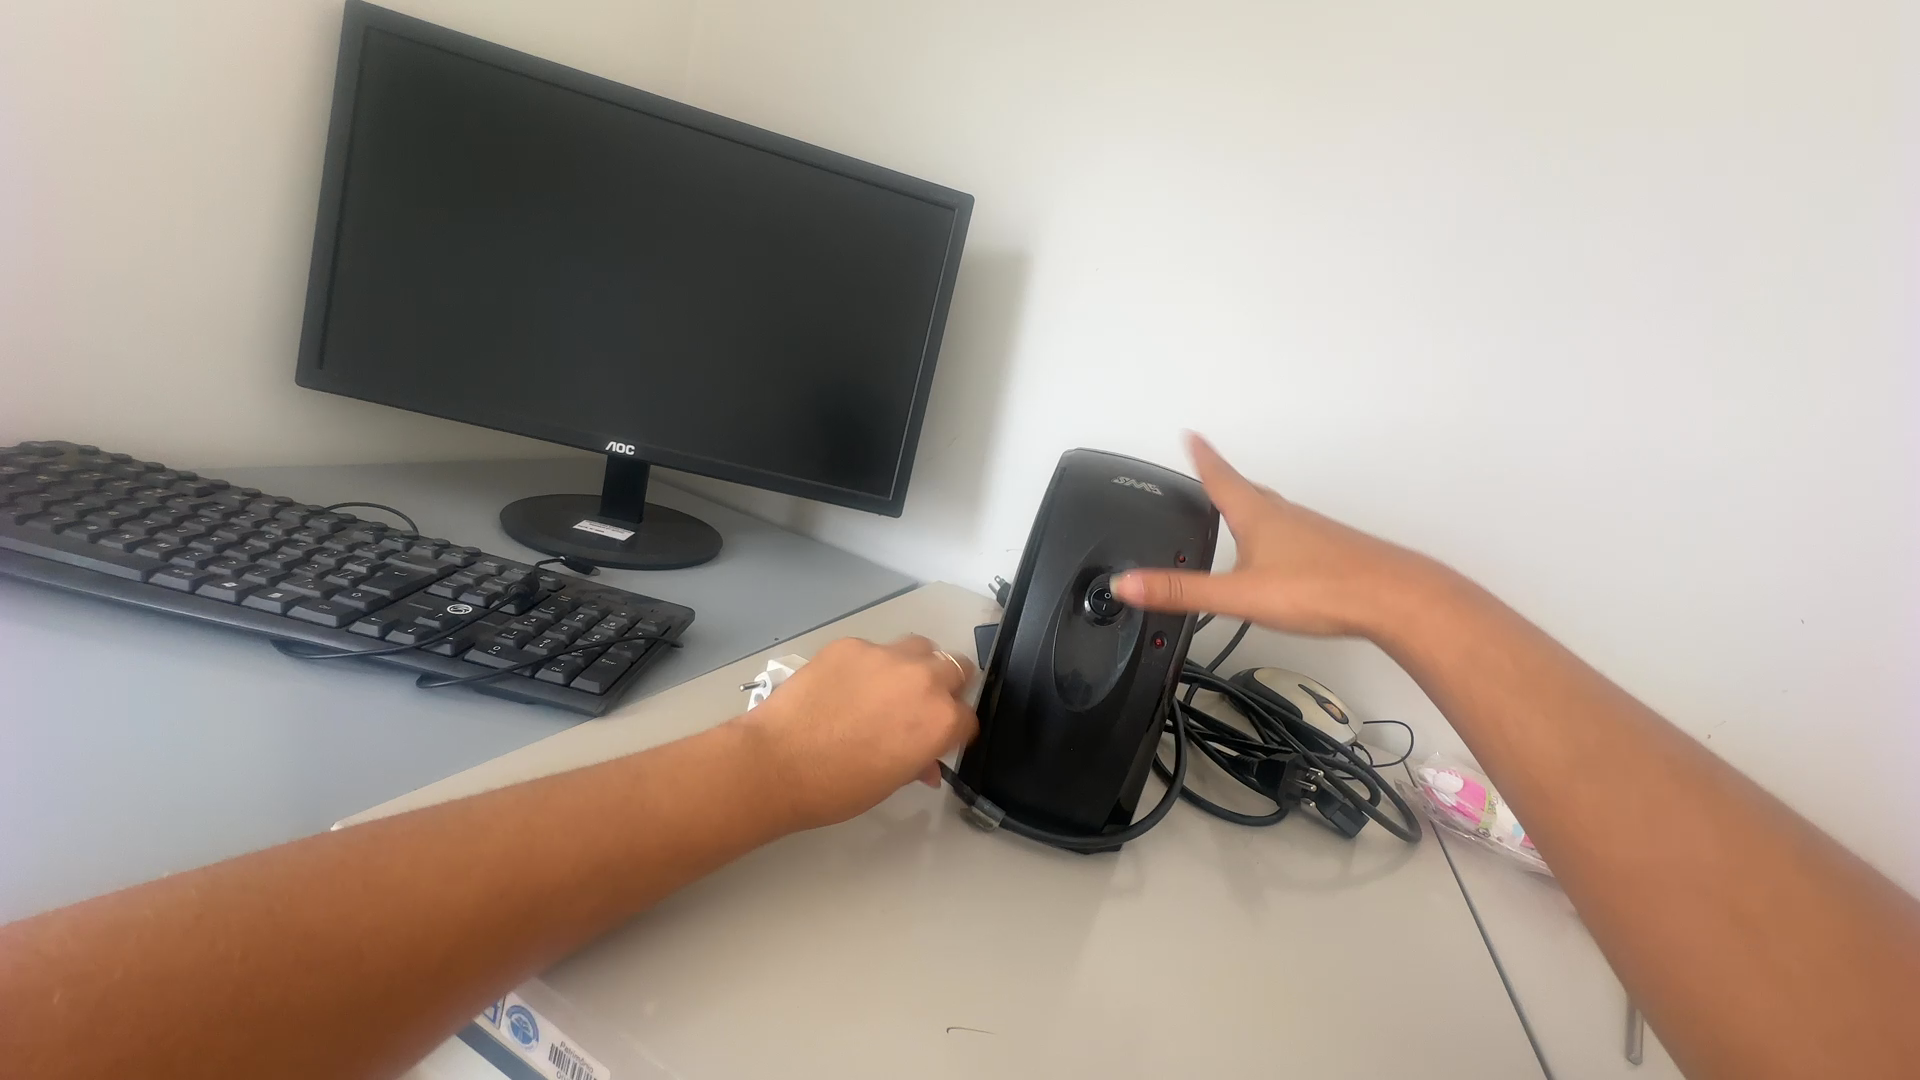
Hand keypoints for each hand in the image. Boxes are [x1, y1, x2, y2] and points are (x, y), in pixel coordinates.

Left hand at [729, 635, 977, 831]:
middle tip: (919, 706)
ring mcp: (886, 655)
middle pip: (956, 667)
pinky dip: (869, 665)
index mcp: (940, 720)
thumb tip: (925, 762)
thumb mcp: (889, 783)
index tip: (938, 739)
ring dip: (915, 665)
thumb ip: (917, 762)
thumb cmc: (837, 787)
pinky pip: (873, 649)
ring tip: (888, 687)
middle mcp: (923, 679)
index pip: (968, 717)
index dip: (954, 730)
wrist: (776, 762)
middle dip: (947, 685)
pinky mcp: (852, 644)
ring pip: (919, 647)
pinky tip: (844, 686)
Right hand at [1112, 433, 1433, 636]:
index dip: (1202, 456)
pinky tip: (1283, 561)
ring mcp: (1314, 534)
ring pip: (1276, 514)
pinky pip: (1298, 538)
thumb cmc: (1324, 589)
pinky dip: (1281, 540)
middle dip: (1226, 480)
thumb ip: (1181, 591)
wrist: (1397, 600)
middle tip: (1212, 470)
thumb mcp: (1237, 595)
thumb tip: (1128, 583)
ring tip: (1240, 517)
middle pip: (1249, 492)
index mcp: (1258, 517)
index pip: (1220, 477)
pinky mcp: (1335, 554)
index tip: (1191, 435)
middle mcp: (1287, 517)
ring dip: (1254, 510)